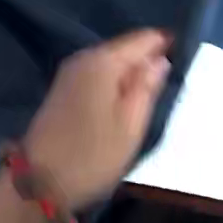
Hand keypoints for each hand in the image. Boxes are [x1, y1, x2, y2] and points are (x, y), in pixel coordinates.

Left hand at [23, 29, 172, 208]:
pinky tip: (124, 100)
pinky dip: (114, 80)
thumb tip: (160, 59)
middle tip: (170, 83)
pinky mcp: (62, 89)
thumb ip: (147, 86)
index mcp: (104, 61)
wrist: (37, 184)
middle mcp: (84, 57)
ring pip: (111, 60)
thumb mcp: (131, 124)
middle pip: (125, 47)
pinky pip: (98, 73)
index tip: (184, 59)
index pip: (143, 38)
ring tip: (151, 93)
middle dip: (148, 57)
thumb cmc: (92, 156)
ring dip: (131, 71)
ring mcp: (70, 72)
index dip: (165, 44)